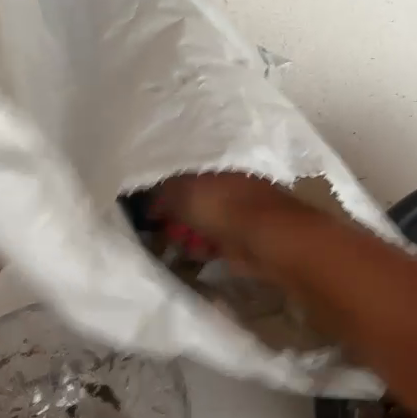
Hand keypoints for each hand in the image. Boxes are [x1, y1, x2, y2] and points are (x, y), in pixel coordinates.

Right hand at [151, 173, 309, 274]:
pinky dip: (202, 245)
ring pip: (204, 219)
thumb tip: (150, 204)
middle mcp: (228, 183)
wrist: (269, 239)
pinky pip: (215, 239)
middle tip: (158, 227)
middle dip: (175, 212)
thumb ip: (163, 196)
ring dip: (188, 231)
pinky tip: (193, 252)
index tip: (147, 206)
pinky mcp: (244, 238)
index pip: (183, 172)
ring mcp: (238, 211)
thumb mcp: (183, 194)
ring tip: (174, 241)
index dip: (163, 189)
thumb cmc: (223, 207)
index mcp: (216, 164)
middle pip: (193, 197)